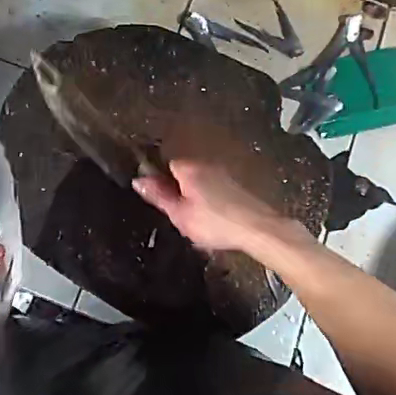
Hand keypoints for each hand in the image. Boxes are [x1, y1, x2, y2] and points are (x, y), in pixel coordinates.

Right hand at [132, 159, 304, 255]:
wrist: (256, 229)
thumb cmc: (216, 222)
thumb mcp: (179, 214)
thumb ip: (158, 195)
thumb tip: (139, 181)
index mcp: (189, 169)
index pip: (167, 165)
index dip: (162, 184)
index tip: (164, 202)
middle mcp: (207, 166)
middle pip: (185, 176)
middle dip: (181, 194)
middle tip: (181, 216)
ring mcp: (224, 176)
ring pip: (201, 187)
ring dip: (197, 202)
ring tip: (200, 224)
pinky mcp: (236, 188)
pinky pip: (216, 195)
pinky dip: (213, 207)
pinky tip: (215, 224)